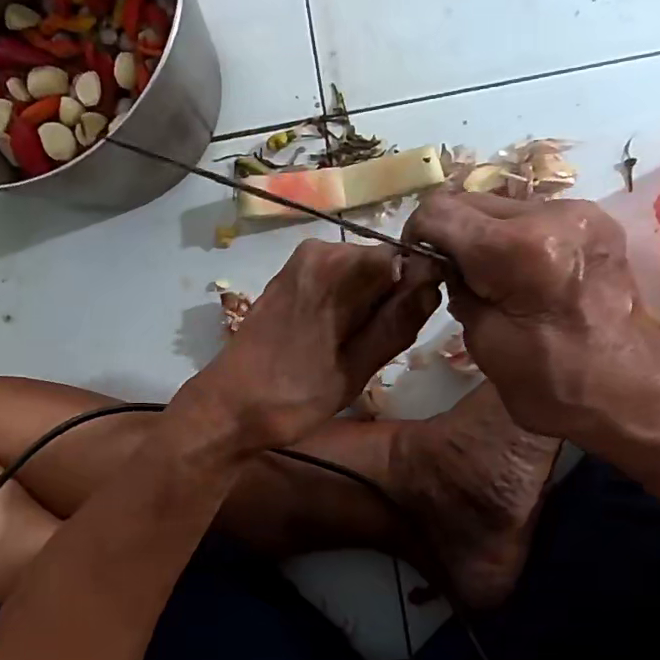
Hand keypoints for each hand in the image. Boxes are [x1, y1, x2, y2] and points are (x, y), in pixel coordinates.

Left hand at [174, 240, 441, 451]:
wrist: (226, 409)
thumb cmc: (292, 396)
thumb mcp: (355, 369)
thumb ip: (397, 324)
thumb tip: (433, 284)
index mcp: (336, 266)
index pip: (403, 258)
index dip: (414, 291)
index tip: (407, 327)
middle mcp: (318, 251)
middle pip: (380, 265)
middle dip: (388, 301)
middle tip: (373, 349)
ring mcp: (299, 263)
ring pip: (359, 276)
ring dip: (366, 307)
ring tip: (351, 349)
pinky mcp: (288, 279)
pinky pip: (335, 283)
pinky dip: (344, 307)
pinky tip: (332, 341)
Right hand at [404, 192, 659, 437]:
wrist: (639, 392)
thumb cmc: (555, 384)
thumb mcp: (483, 342)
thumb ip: (456, 288)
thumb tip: (441, 263)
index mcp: (518, 249)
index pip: (438, 212)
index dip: (417, 235)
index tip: (418, 263)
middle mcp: (551, 214)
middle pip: (468, 201)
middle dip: (450, 233)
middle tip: (450, 275)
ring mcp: (579, 212)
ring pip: (499, 205)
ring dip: (482, 234)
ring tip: (490, 278)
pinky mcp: (595, 219)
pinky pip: (531, 214)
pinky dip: (512, 236)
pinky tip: (521, 272)